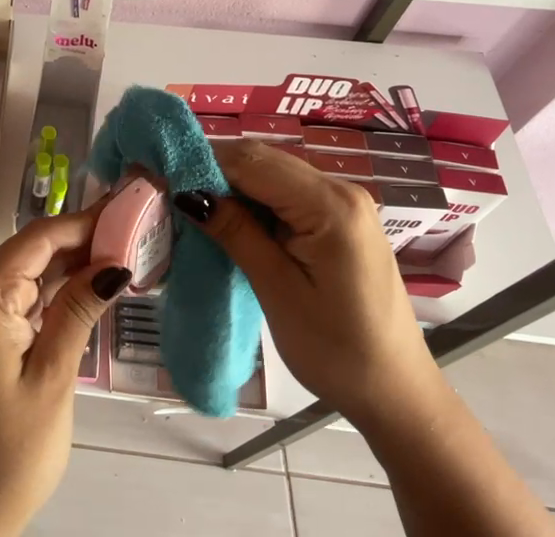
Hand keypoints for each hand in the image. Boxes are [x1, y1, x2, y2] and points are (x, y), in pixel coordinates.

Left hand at [0, 211, 128, 536]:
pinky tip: (96, 283)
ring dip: (77, 261)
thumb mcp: (53, 377)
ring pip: (34, 271)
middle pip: (36, 249)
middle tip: (140, 224)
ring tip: (129, 245)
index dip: (86, 220)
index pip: (40, 238)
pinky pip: (27, 296)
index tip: (131, 206)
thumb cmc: (10, 449)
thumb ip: (79, 312)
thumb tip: (114, 261)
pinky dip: (61, 289)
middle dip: (85, 236)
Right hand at [174, 139, 440, 426]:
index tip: (158, 182)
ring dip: (229, 188)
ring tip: (190, 212)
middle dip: (211, 173)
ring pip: (270, 175)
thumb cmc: (337, 350)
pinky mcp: (338, 221)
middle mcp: (341, 190)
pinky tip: (228, 224)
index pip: (251, 160)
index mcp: (331, 204)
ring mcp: (343, 204)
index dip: (201, 165)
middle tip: (168, 198)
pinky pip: (285, 194)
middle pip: (261, 160)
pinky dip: (252, 203)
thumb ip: (235, 232)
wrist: (395, 393)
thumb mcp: (277, 290)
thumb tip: (186, 191)